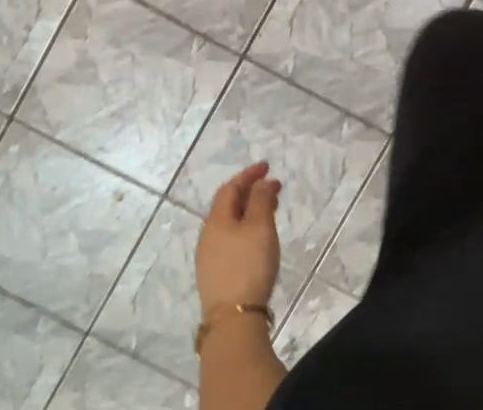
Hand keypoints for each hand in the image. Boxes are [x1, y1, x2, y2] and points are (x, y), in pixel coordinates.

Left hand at [197, 162, 280, 314]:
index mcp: (216, 220)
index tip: (267, 166)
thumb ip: (262, 200)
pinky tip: (258, 237)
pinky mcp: (215, 272)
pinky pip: (230, 238)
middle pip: (228, 205)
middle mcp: (208, 235)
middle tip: (274, 187)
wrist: (233, 316)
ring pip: (230, 223)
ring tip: (271, 209)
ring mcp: (209, 255)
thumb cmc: (249, 265)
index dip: (248, 175)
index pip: (230, 188)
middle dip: (250, 192)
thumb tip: (262, 181)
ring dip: (249, 210)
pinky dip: (245, 228)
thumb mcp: (260, 227)